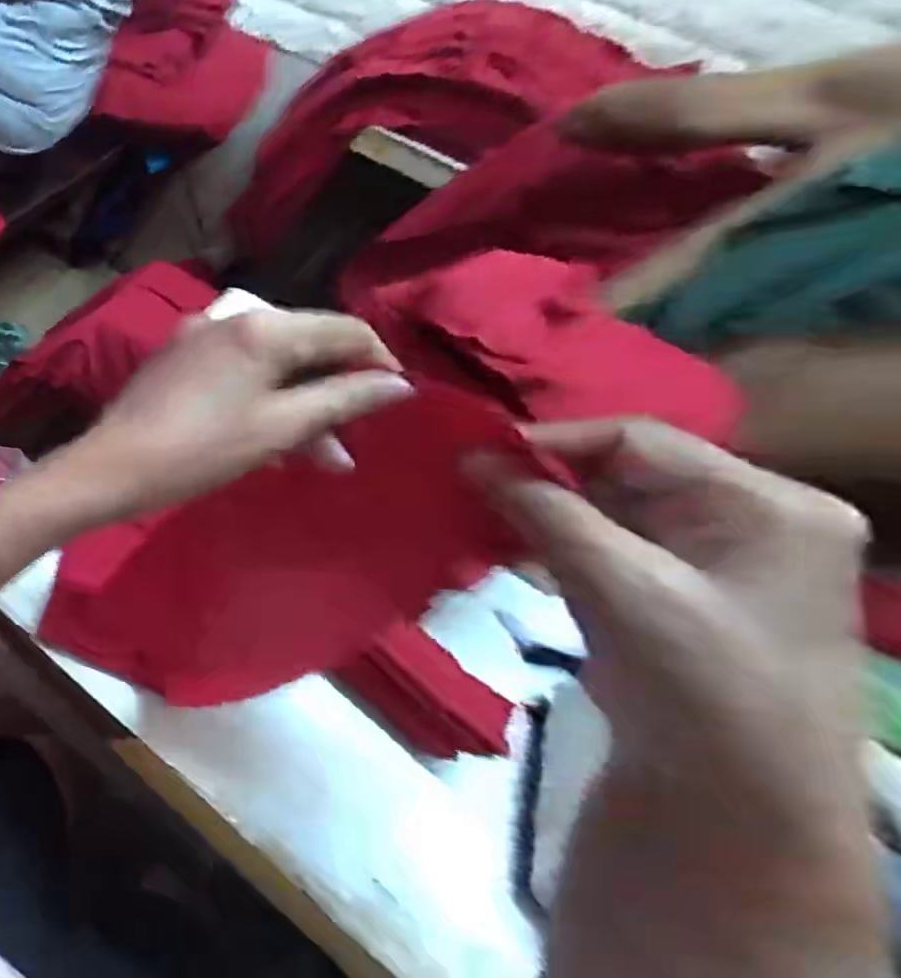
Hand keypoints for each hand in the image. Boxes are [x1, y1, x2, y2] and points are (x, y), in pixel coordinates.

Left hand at [51, 306, 413, 522]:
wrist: (110, 467)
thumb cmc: (199, 450)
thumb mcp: (278, 428)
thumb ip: (341, 401)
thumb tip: (398, 385)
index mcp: (260, 326)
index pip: (343, 329)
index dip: (378, 363)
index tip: (394, 402)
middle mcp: (228, 318)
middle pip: (303, 346)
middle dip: (332, 394)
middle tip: (350, 445)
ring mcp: (195, 338)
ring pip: (268, 365)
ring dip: (297, 406)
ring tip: (318, 458)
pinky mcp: (175, 361)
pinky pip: (234, 373)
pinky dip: (259, 401)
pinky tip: (271, 442)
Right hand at [468, 419, 867, 767]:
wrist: (728, 788)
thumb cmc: (697, 675)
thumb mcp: (619, 582)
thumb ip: (543, 510)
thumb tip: (469, 456)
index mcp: (764, 503)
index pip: (639, 439)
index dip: (551, 439)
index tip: (473, 451)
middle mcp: (740, 515)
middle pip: (616, 469)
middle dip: (536, 476)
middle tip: (462, 481)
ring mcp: (699, 551)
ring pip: (596, 504)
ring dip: (531, 507)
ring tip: (467, 509)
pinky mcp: (660, 583)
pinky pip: (592, 539)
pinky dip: (541, 537)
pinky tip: (493, 540)